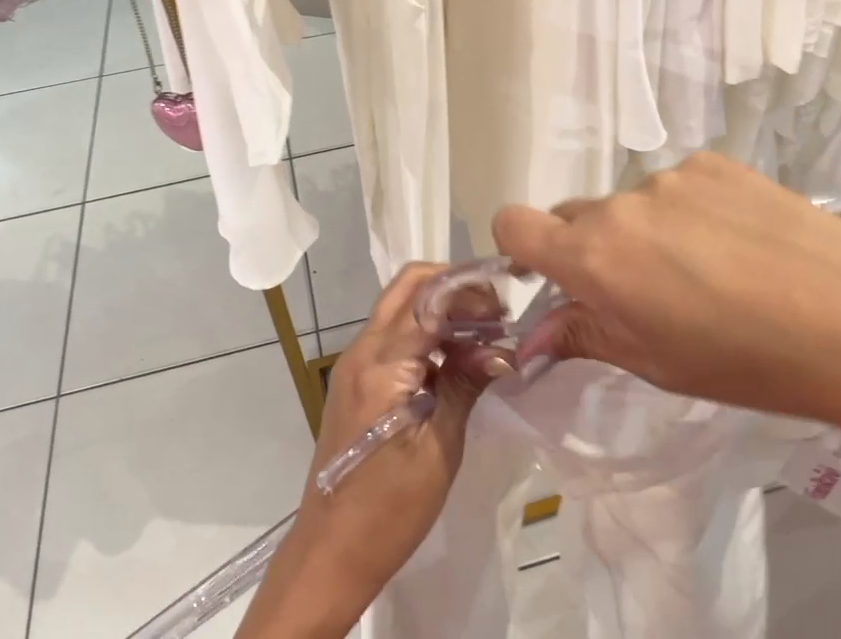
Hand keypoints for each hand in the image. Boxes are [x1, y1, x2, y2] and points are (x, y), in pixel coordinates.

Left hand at [238, 264, 506, 637]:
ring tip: (488, 334)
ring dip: (441, 310)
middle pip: (407, 289)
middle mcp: (361, 353)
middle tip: (497, 312)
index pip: (427, 298)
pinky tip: (459, 359)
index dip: (469, 290)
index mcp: (380, 365)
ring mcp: (354, 367)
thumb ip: (464, 386)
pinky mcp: (356, 384)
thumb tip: (502, 349)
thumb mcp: (439, 449)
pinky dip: (426, 335)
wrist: (330, 551)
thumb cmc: (388, 509)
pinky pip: (394, 340)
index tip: (510, 302)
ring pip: (400, 311)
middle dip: (454, 289)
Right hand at [495, 151, 840, 434]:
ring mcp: (671, 177)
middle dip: (590, 251)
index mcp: (594, 258)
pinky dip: (688, 214)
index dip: (519, 248)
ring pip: (631, 206)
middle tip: (643, 294)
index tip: (547, 276)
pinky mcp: (717, 163)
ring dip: (645, 234)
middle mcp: (621, 205)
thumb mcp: (655, 364)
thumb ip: (585, 335)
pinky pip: (677, 188)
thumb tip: (538, 334)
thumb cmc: (748, 365)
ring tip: (709, 274)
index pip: (514, 223)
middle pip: (574, 216)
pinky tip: (738, 247)